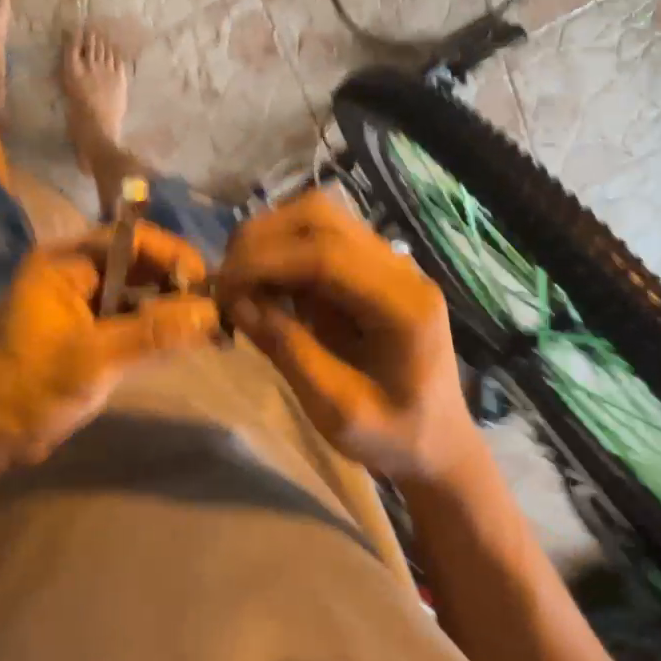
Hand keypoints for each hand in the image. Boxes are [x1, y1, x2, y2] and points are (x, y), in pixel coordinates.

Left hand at [0, 223, 220, 468]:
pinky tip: (186, 343)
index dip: (173, 256)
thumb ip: (153, 333)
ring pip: (136, 293)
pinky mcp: (84, 333)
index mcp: (62, 263)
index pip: (129, 239)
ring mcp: (78, 304)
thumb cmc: (30, 390)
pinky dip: (155, 328)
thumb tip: (213, 311)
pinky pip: (127, 319)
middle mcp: (71, 273)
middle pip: (137, 263)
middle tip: (217, 311)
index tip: (208, 286)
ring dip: (170, 308)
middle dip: (176, 284)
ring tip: (211, 329)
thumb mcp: (93, 360)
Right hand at [218, 190, 475, 483]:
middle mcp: (401, 270)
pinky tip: (260, 285)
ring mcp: (387, 264)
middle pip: (322, 217)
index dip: (266, 262)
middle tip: (226, 278)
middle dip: (263, 237)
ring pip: (318, 218)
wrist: (438, 444)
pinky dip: (280, 252)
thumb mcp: (336, 410)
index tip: (222, 286)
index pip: (326, 255)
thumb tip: (235, 302)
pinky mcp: (369, 270)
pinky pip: (318, 239)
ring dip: (269, 239)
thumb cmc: (392, 437)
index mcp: (404, 306)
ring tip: (239, 279)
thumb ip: (288, 352)